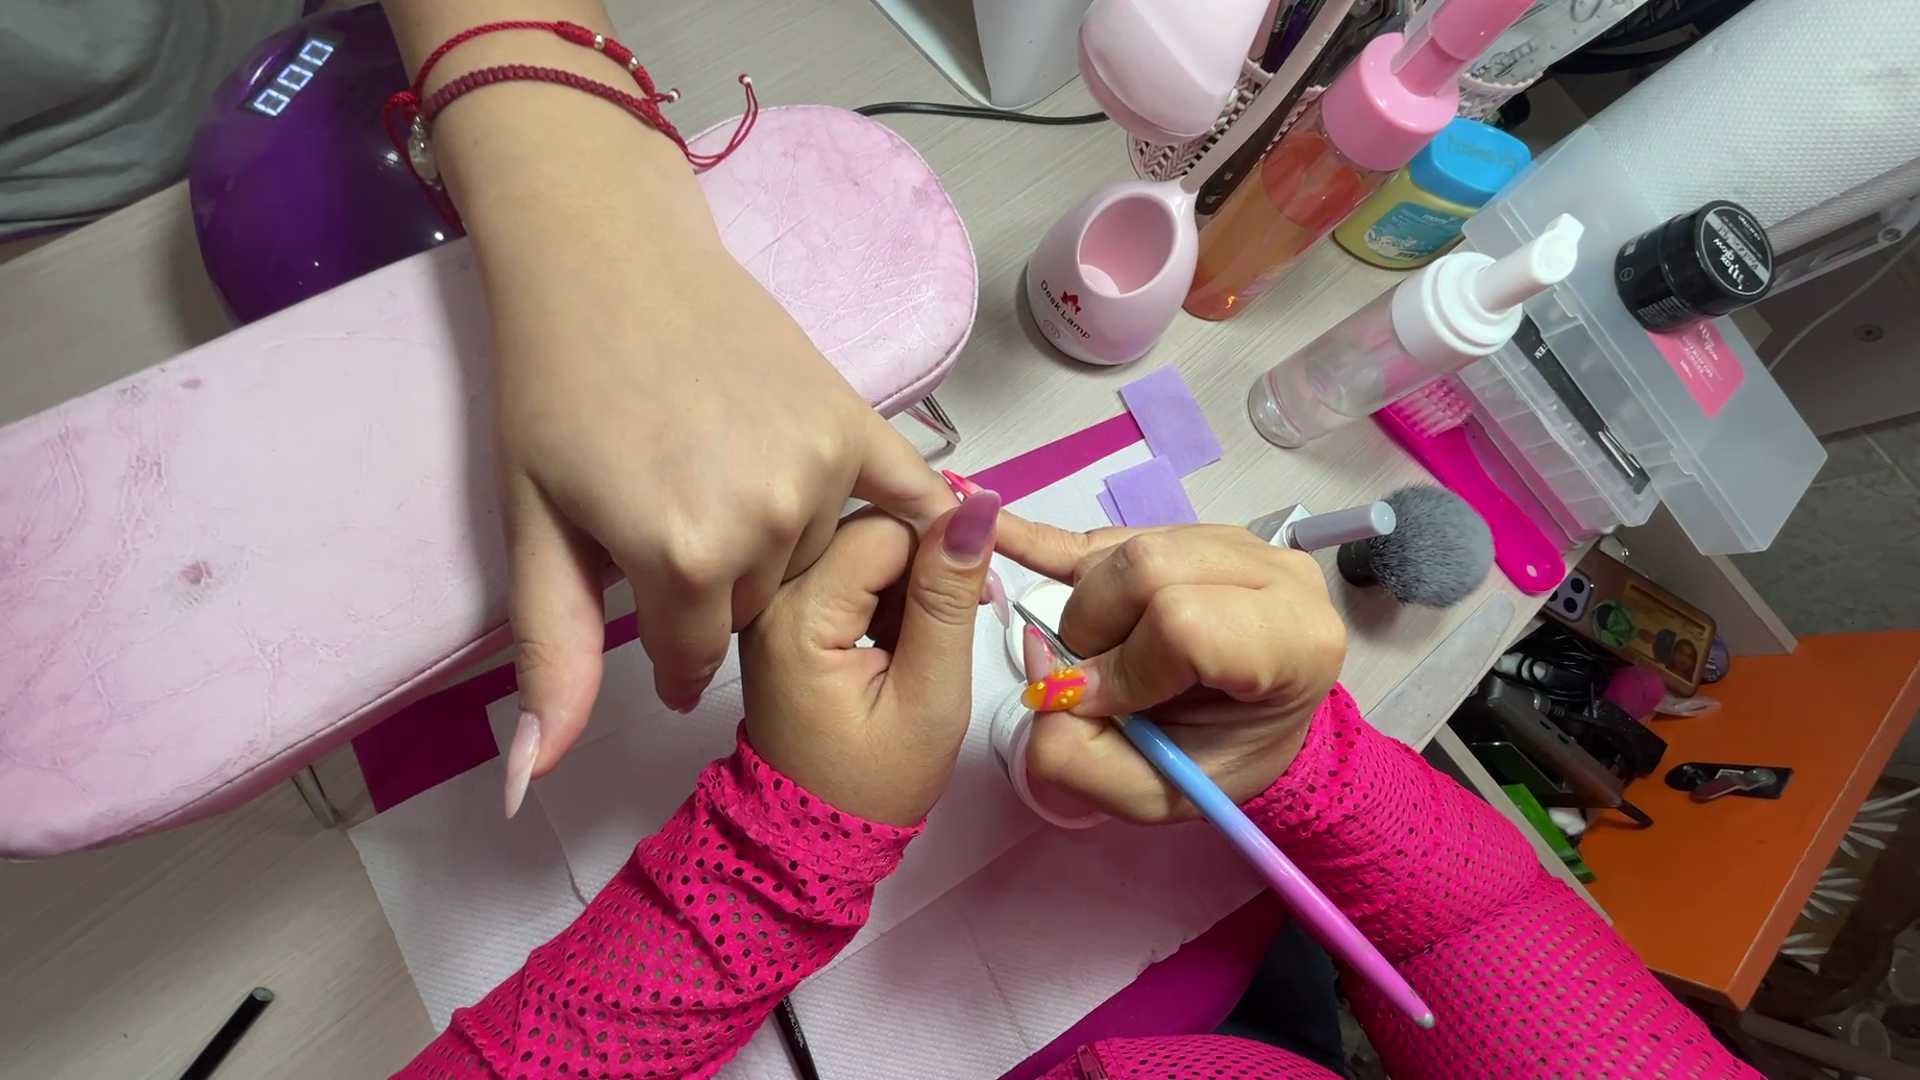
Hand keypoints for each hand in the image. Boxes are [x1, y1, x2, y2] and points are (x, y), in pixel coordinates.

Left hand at [493, 233, 954, 779]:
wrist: (610, 259)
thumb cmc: (557, 391)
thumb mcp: (534, 529)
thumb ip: (554, 658)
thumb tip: (535, 783)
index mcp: (683, 555)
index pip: (695, 655)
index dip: (671, 655)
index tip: (666, 644)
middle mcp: (767, 522)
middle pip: (757, 609)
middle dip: (719, 597)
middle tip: (686, 536)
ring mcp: (821, 469)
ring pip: (812, 560)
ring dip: (780, 551)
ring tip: (736, 492)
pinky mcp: (854, 425)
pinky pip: (910, 494)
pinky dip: (931, 523)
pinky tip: (961, 544)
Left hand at [739, 492, 1000, 825]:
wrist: (814, 831)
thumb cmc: (875, 780)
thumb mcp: (930, 695)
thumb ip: (948, 600)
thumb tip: (976, 511)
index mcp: (799, 615)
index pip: (885, 529)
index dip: (943, 546)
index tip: (977, 593)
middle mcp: (774, 594)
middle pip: (869, 529)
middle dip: (926, 564)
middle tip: (956, 620)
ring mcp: (774, 601)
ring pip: (862, 544)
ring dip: (908, 579)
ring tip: (923, 640)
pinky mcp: (786, 612)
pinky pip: (847, 570)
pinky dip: (886, 593)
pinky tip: (898, 636)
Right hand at [996, 517, 1346, 822]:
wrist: (1251, 724)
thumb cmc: (1217, 759)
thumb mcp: (1152, 795)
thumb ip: (1078, 754)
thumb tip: (1043, 668)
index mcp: (1293, 639)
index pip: (1182, 622)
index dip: (1124, 667)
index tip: (1104, 704)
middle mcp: (1271, 571)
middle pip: (1143, 569)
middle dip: (1092, 628)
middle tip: (1095, 676)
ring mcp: (1228, 539)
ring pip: (1118, 550)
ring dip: (1086, 606)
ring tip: (1103, 651)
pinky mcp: (1179, 530)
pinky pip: (1101, 532)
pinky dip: (1038, 538)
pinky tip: (993, 525)